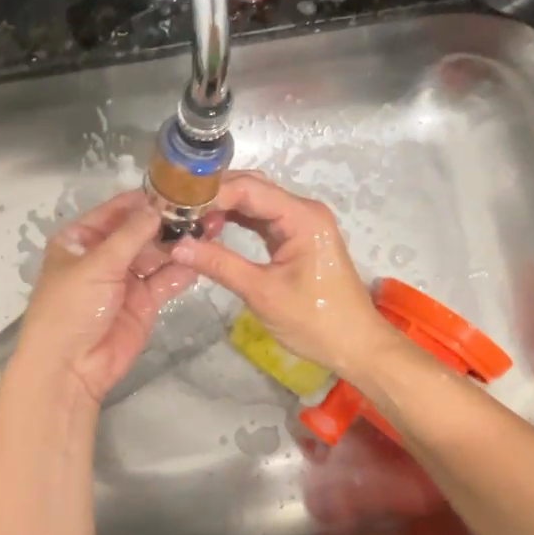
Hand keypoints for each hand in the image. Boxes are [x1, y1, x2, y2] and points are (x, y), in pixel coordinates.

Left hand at [13, 191, 198, 404]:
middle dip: (167, 223)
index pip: (116, 211)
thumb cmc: (71, 307)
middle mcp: (103, 255)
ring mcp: (125, 280)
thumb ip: (131, 234)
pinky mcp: (144, 303)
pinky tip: (201, 259)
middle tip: (202, 209)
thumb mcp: (96, 264)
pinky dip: (181, 271)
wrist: (70, 368)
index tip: (177, 188)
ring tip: (209, 230)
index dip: (143, 200)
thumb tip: (157, 205)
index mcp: (80, 239)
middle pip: (140, 231)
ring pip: (156, 255)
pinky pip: (165, 280)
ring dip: (177, 245)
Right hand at [169, 172, 397, 378]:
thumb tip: (176, 246)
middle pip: (251, 187)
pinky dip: (236, 220)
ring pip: (254, 201)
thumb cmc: (315, 321)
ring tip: (187, 218)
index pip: (248, 189)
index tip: (177, 205)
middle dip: (214, 195)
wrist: (357, 346)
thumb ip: (220, 265)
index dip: (211, 193)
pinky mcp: (296, 236)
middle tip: (176, 208)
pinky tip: (210, 228)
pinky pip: (261, 218)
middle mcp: (303, 210)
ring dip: (223, 207)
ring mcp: (301, 222)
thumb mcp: (262, 293)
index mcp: (302, 216)